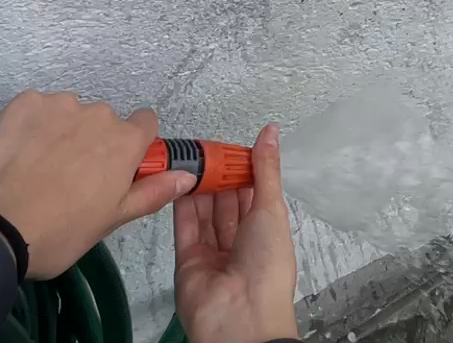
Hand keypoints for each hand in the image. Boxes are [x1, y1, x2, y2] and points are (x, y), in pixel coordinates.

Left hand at [0, 90, 196, 278]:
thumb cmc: (58, 232)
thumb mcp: (110, 222)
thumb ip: (152, 192)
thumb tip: (188, 176)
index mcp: (125, 141)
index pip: (145, 123)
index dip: (131, 144)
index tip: (112, 167)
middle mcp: (100, 113)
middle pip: (103, 121)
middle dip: (90, 141)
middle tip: (66, 178)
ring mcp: (61, 103)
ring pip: (68, 113)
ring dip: (59, 131)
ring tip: (33, 169)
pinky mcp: (25, 102)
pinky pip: (34, 107)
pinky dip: (28, 125)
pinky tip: (14, 153)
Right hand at [174, 123, 298, 342]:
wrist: (240, 319)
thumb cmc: (268, 267)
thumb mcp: (272, 207)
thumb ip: (266, 168)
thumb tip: (271, 132)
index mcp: (266, 230)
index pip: (252, 190)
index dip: (243, 167)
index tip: (231, 146)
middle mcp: (240, 241)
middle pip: (226, 200)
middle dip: (219, 175)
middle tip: (208, 149)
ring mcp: (214, 252)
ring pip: (205, 211)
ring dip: (200, 186)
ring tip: (192, 158)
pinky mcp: (189, 262)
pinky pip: (185, 227)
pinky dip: (183, 204)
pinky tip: (180, 181)